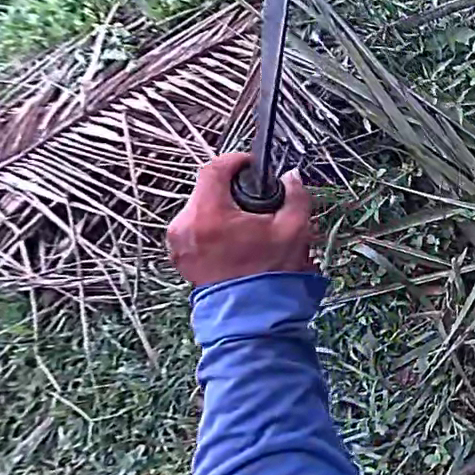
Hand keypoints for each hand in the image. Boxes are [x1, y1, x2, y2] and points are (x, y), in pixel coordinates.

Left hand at [167, 152, 318, 287]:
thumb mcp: (294, 229)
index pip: (214, 169)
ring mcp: (178, 242)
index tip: (250, 164)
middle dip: (232, 190)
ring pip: (200, 209)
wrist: (253, 313)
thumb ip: (295, 197)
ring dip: (223, 209)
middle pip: (206, 190)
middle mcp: (185, 225)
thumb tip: (291, 178)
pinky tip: (235, 240)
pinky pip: (194, 229)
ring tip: (248, 224)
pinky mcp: (179, 255)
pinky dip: (213, 227)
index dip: (235, 161)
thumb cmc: (271, 273)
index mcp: (210, 214)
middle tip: (256, 200)